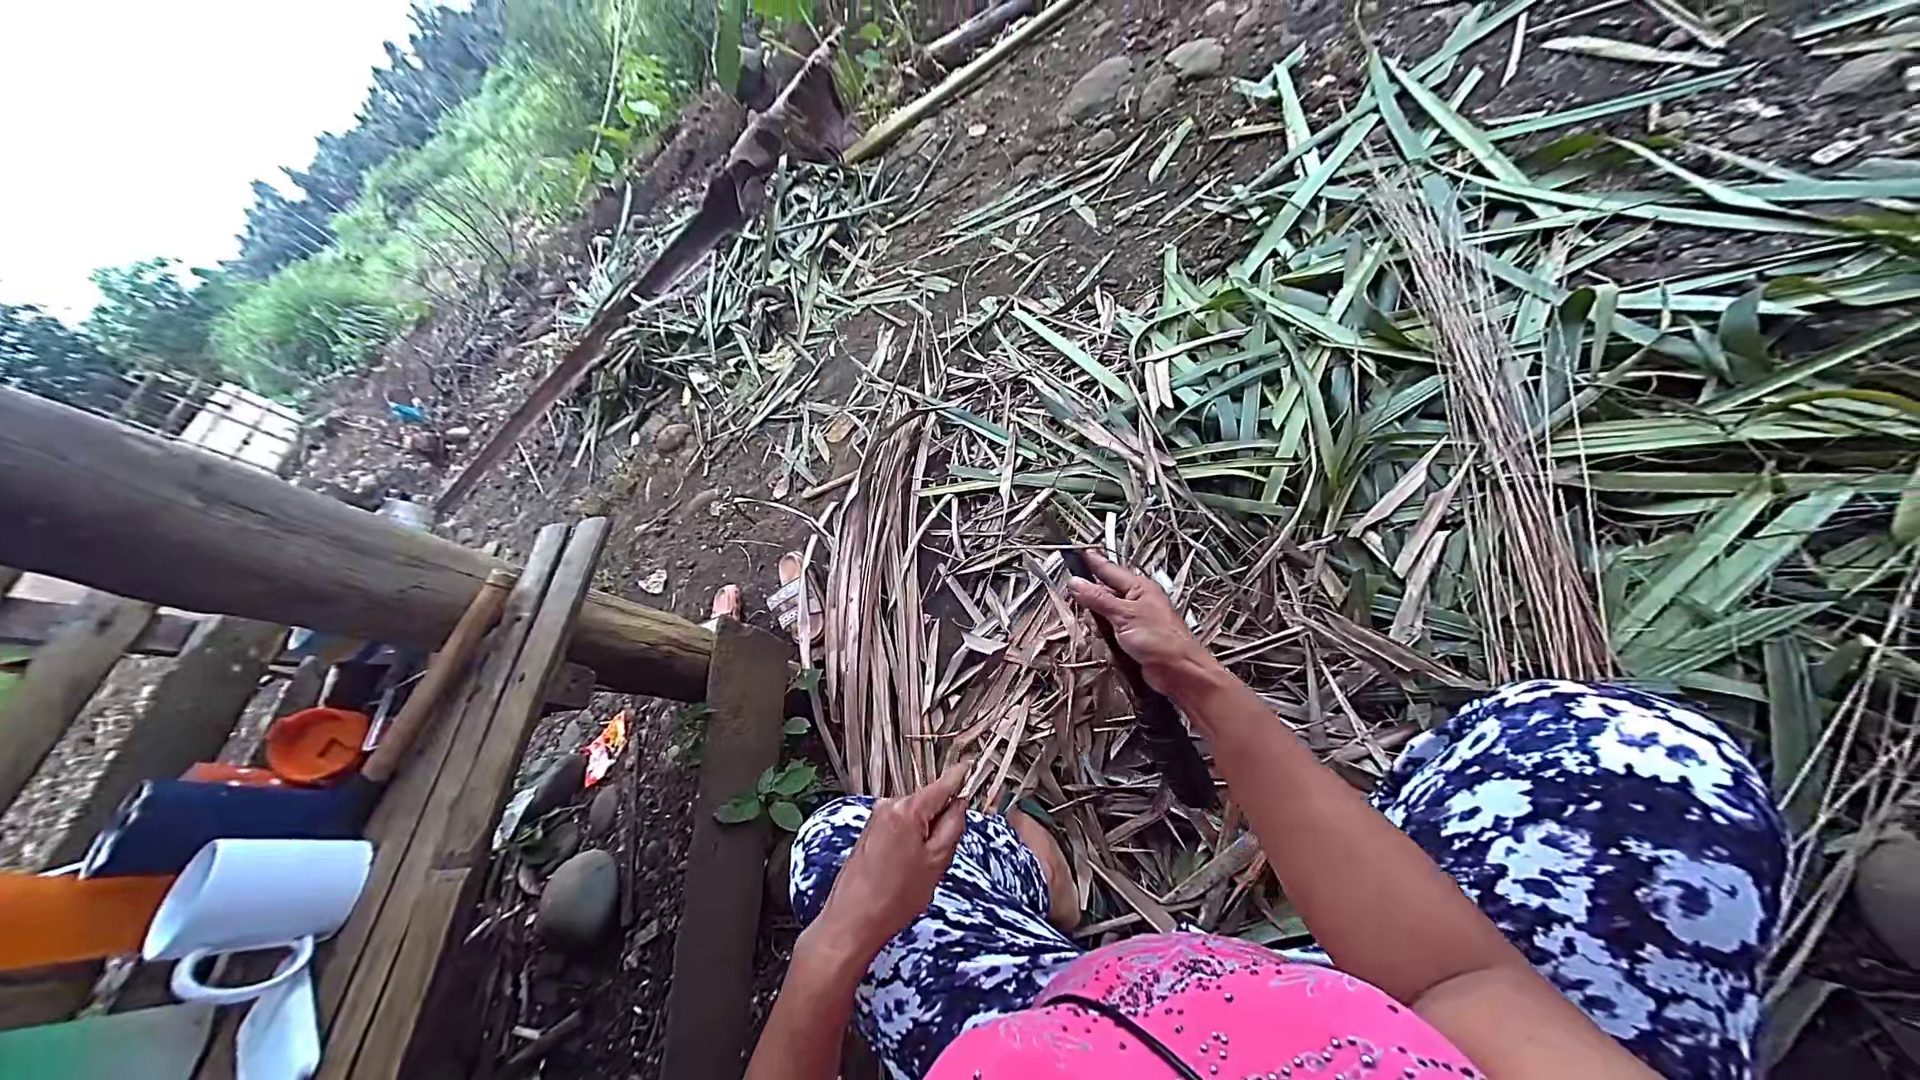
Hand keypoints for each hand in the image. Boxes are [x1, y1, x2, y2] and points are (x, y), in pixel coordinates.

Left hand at [808, 761, 969, 957]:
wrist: (853, 920)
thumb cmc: (894, 897)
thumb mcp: (937, 860)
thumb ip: (953, 825)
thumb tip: (960, 803)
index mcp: (908, 809)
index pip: (942, 784)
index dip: (959, 776)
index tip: (970, 766)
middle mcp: (890, 805)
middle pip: (928, 800)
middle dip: (940, 818)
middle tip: (941, 852)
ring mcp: (877, 816)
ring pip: (915, 814)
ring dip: (924, 831)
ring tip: (918, 866)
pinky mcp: (871, 830)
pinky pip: (901, 824)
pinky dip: (910, 838)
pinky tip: (905, 866)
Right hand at [1064, 549, 1218, 694]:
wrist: (1180, 672)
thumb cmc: (1164, 641)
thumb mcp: (1124, 615)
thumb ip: (1098, 599)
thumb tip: (1076, 583)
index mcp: (1140, 588)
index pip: (1109, 570)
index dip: (1093, 562)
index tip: (1079, 553)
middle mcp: (1138, 601)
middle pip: (1106, 590)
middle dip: (1089, 592)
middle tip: (1072, 590)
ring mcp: (1136, 620)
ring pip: (1106, 610)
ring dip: (1096, 615)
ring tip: (1086, 615)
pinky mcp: (1133, 638)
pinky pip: (1111, 628)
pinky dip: (1103, 631)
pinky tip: (1100, 634)